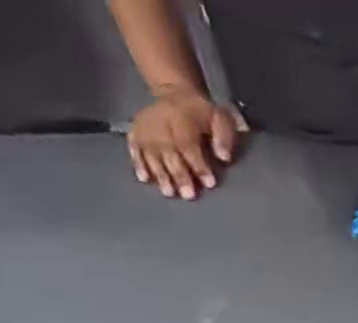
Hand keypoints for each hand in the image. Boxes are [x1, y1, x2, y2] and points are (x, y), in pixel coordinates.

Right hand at [127, 85, 245, 199]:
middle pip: (168, 151)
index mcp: (180, 116)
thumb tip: (224, 157)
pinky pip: (134, 148)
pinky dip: (138, 163)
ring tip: (169, 192)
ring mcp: (144, 127)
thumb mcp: (219, 116)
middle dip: (179, 174)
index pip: (188, 143)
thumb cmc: (202, 112)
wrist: (174, 93)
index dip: (198, 164)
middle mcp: (159, 121)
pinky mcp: (134, 131)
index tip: (209, 183)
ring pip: (151, 152)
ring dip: (160, 174)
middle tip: (188, 195)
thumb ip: (223, 136)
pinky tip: (144, 179)